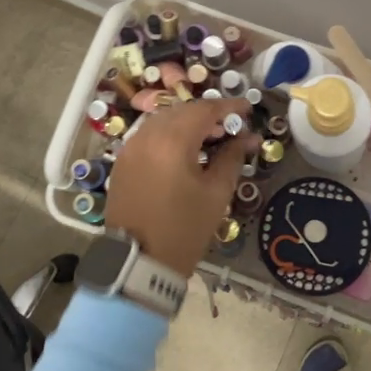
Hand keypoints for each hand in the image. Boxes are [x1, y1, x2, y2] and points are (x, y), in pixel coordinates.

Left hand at [103, 97, 258, 276]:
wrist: (139, 263)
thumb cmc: (184, 229)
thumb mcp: (216, 194)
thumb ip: (232, 158)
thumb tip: (247, 138)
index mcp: (172, 142)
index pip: (204, 110)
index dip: (228, 106)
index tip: (248, 109)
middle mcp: (147, 136)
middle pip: (182, 111)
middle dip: (208, 114)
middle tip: (231, 127)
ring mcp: (130, 148)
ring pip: (163, 120)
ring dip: (187, 123)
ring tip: (210, 138)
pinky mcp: (122, 162)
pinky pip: (149, 135)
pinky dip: (169, 134)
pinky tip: (185, 150)